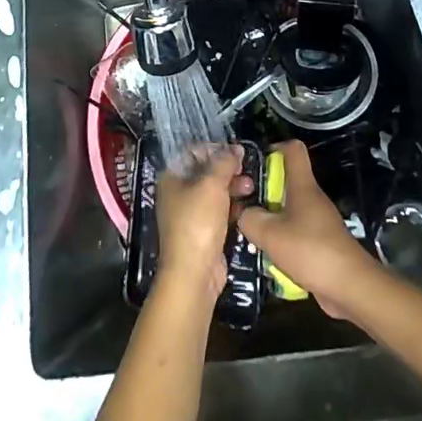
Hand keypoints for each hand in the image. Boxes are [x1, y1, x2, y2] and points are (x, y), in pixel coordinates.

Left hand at [154, 144, 252, 297]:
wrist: (193, 272)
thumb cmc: (198, 221)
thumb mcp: (211, 185)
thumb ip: (223, 162)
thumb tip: (234, 148)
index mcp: (171, 176)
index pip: (192, 151)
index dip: (215, 148)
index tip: (236, 151)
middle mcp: (177, 191)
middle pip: (204, 171)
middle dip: (227, 168)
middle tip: (246, 169)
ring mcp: (190, 212)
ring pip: (213, 191)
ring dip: (232, 186)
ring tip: (250, 187)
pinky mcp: (203, 230)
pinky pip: (218, 210)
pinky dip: (231, 205)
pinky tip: (246, 206)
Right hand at [237, 140, 379, 318]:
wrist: (352, 288)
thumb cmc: (311, 251)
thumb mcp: (270, 233)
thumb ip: (249, 218)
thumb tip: (243, 214)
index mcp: (303, 186)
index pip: (292, 149)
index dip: (272, 148)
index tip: (252, 163)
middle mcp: (311, 198)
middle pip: (284, 181)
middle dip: (261, 190)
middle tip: (241, 204)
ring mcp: (317, 221)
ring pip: (286, 210)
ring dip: (268, 219)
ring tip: (249, 232)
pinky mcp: (319, 242)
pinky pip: (293, 232)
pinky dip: (280, 240)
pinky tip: (267, 256)